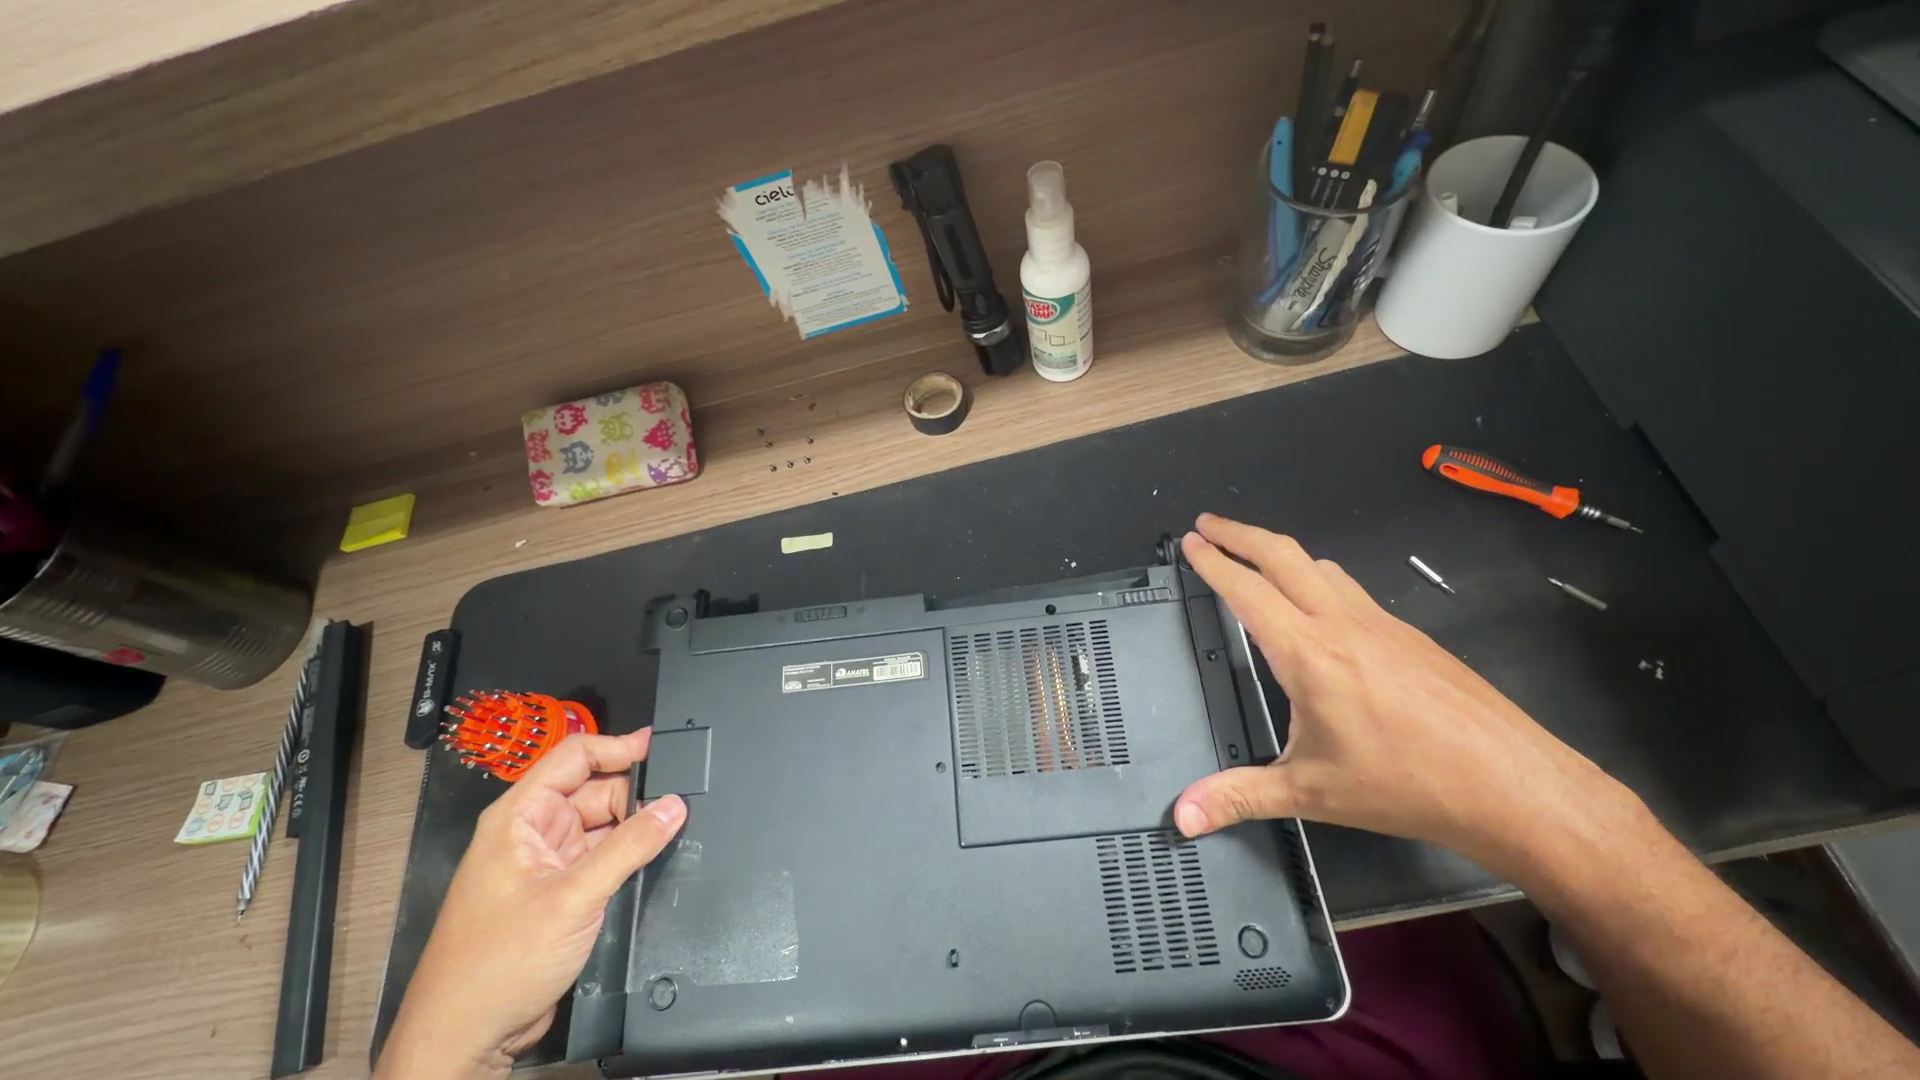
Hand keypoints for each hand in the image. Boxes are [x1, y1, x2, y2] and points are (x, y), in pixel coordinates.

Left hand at [376, 731, 686, 1079]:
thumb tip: (673, 807)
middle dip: (634, 796)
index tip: (661, 750)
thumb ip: (630, 847)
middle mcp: (531, 833)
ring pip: (603, 825)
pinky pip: (602, 857)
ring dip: (633, 829)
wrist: (465, 1037)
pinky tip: (650, 861)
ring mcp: (546, 863)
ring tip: (666, 838)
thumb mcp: (573, 898)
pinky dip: (626, 857)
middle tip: (673, 809)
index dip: (618, 747)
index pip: (574, 757)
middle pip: (595, 790)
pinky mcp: (559, 892)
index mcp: (519, 817)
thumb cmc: (496, 965)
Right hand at [1172, 514, 1644, 878]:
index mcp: (1308, 653)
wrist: (1513, 784)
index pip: (1248, 590)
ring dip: (1283, 553)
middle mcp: (1344, 624)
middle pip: (1284, 554)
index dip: (1213, 561)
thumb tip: (1183, 817)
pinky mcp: (1412, 637)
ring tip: (1258, 560)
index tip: (1192, 540)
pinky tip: (1322, 611)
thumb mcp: (1310, 793)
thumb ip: (1239, 796)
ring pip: (1323, 566)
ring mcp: (1384, 625)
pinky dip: (1320, 580)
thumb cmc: (1404, 784)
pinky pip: (1353, 591)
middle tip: (1208, 524)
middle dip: (1239, 532)